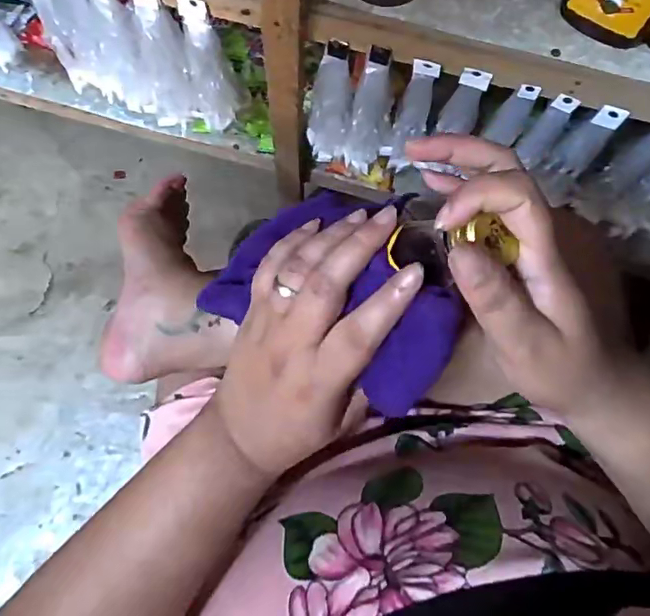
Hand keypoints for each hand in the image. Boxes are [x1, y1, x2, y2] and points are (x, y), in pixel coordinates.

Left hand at [209, 206, 422, 477]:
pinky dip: (292, 238)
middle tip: (388, 217)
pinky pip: (269, 264)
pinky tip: (317, 221)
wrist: (235, 436)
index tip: (415, 268)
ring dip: (332, 234)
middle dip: (359, 245)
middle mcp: (291, 343)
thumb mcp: (346, 419)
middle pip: (324, 285)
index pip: (357, 334)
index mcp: (319, 379)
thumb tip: (405, 327)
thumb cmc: (300, 432)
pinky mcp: (250, 306)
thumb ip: (372, 374)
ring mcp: (266, 319)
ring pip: (298, 266)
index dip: (388, 300)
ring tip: (362, 213)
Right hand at [404, 136, 639, 418]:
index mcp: (542, 248)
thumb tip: (456, 247)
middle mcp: (536, 230)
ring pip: (498, 177)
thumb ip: (494, 299)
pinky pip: (488, 202)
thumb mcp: (527, 345)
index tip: (441, 224)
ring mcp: (526, 235)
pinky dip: (458, 185)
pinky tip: (433, 184)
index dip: (473, 194)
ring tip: (416, 154)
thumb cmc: (563, 368)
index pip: (515, 193)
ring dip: (458, 159)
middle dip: (462, 151)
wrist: (596, 382)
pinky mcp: (515, 246)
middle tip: (416, 149)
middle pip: (506, 168)